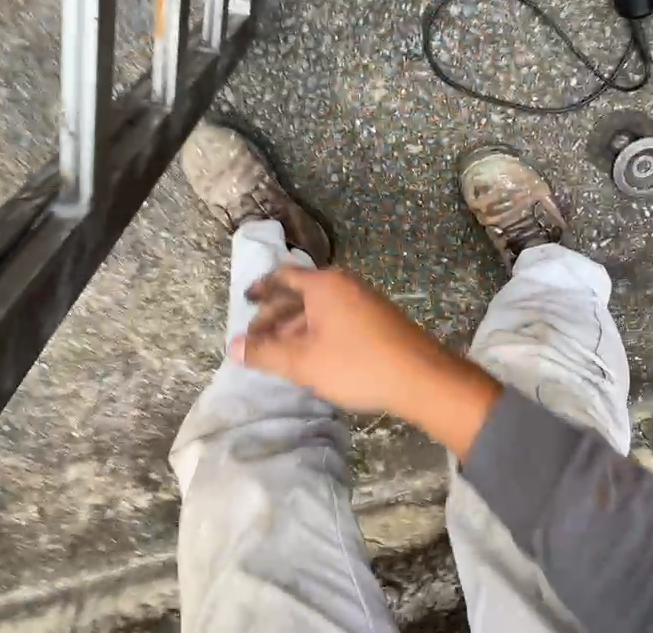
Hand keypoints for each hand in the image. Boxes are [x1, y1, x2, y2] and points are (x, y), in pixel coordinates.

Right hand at [232, 267, 502, 455]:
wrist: (420, 376)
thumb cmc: (356, 364)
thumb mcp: (303, 362)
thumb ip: (265, 353)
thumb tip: (233, 347)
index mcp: (323, 284)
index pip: (283, 276)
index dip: (261, 288)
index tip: (246, 300)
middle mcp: (343, 284)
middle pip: (300, 292)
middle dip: (275, 315)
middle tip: (255, 338)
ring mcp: (363, 300)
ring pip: (318, 308)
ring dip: (295, 326)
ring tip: (278, 352)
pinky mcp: (376, 318)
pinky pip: (335, 317)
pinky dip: (316, 331)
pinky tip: (311, 356)